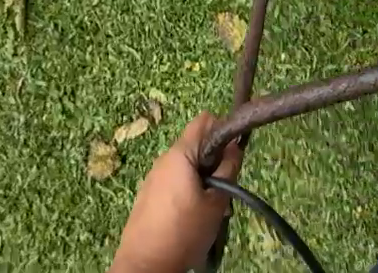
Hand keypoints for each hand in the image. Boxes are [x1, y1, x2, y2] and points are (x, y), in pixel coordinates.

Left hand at [111, 112, 241, 272]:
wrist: (144, 268)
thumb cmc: (183, 232)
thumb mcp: (216, 201)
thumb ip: (228, 168)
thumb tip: (234, 147)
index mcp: (180, 154)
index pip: (205, 120)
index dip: (223, 129)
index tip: (232, 152)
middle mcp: (163, 160)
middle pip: (196, 145)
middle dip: (214, 160)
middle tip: (225, 186)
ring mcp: (153, 178)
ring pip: (186, 166)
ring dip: (202, 178)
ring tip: (211, 206)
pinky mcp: (147, 197)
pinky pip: (173, 182)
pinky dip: (187, 191)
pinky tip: (193, 217)